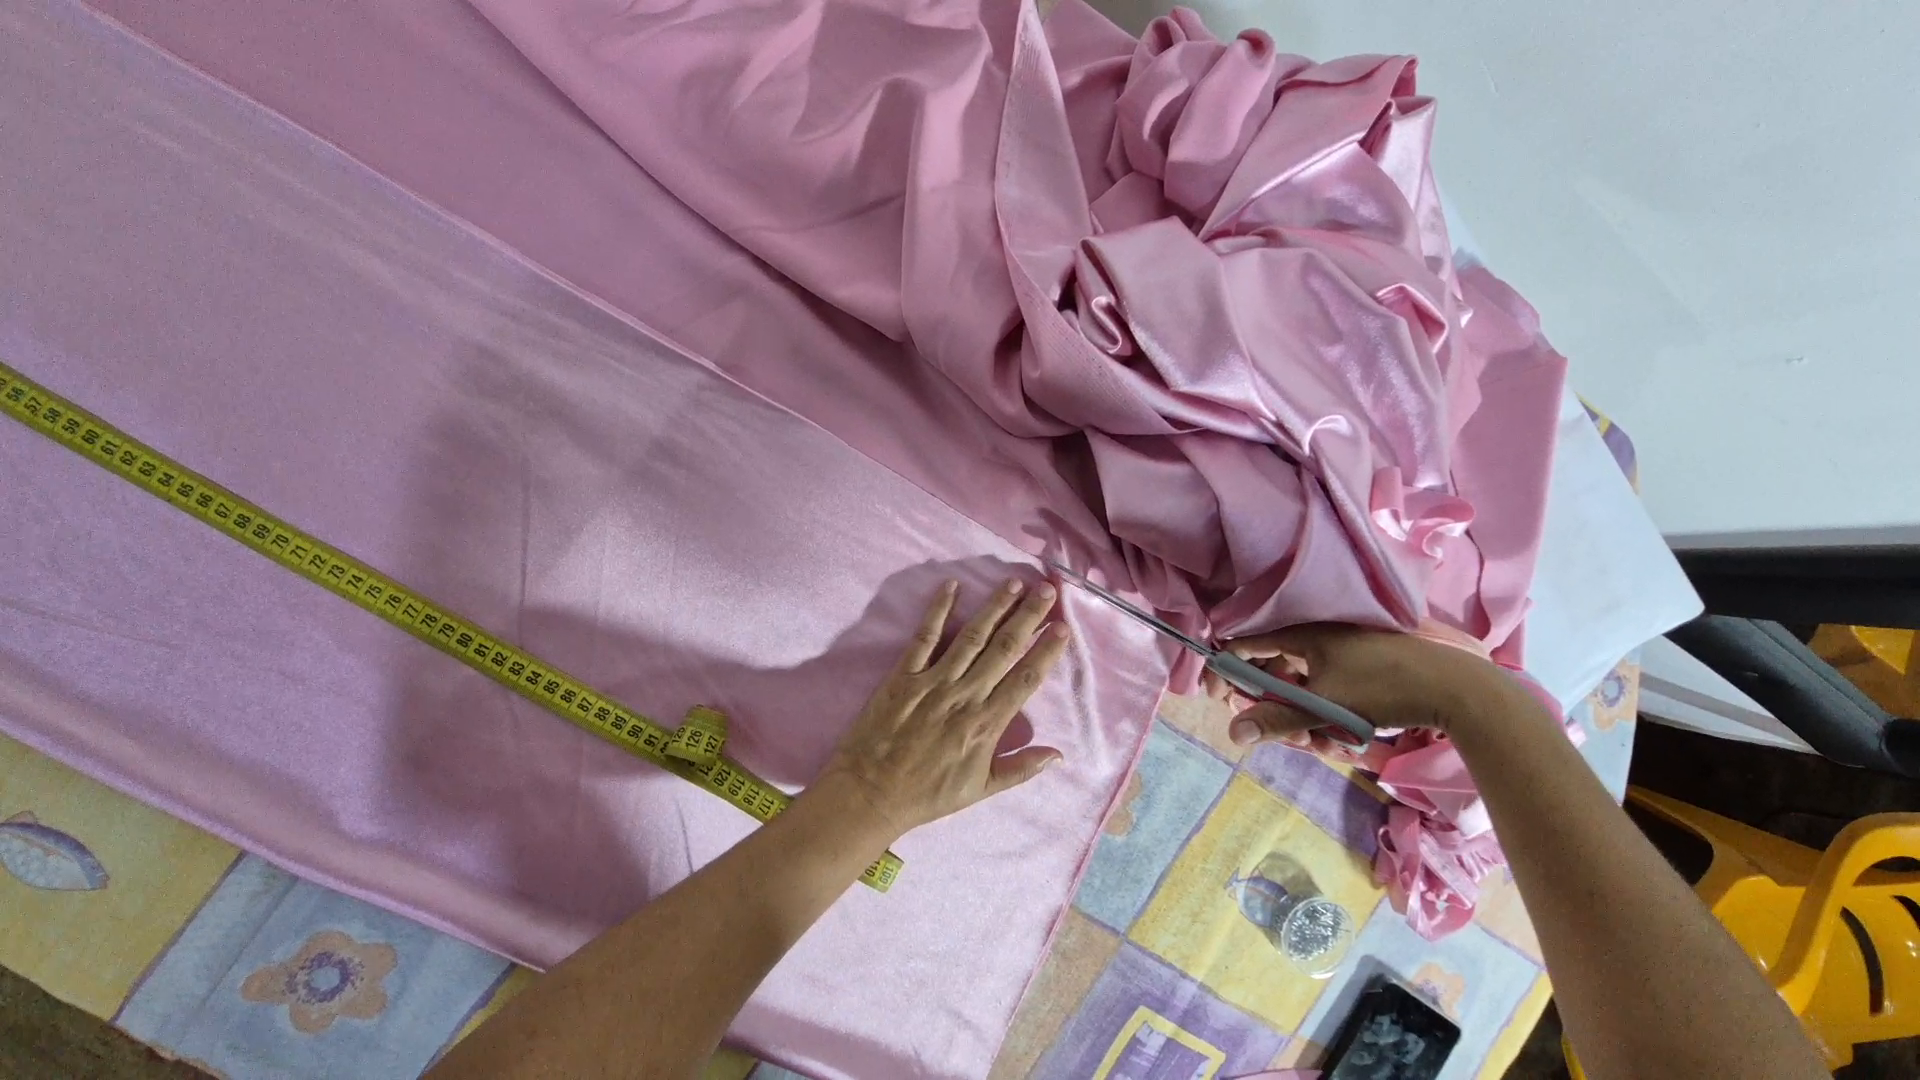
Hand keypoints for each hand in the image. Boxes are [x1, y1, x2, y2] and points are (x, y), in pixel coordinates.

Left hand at [815, 578, 1067, 839]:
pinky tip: (951, 586)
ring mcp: (933, 682)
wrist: (870, 793)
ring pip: (971, 637)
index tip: (1063, 629)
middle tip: (1047, 591)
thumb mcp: (980, 791)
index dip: (1046, 653)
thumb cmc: (927, 795)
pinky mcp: (904, 675)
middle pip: (1004, 649)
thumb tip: (1058, 754)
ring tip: (1014, 583)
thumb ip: (1020, 769)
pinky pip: (924, 637)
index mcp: (986, 725)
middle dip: (1028, 617)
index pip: (1025, 680)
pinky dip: (938, 610)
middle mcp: (965, 696)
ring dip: (994, 607)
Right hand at [1204, 623, 1534, 753]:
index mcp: (1303, 632)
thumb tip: (1232, 733)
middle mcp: (1319, 633)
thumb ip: (1276, 719)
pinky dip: (1324, 707)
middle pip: (1272, 663)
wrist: (1458, 688)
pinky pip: (1327, 681)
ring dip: (1299, 710)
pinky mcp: (1365, 661)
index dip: (1227, 670)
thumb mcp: (1324, 707)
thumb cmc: (1384, 688)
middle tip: (1274, 729)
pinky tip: (1339, 735)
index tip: (1219, 699)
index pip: (1246, 643)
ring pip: (1302, 677)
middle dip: (1267, 700)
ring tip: (1316, 741)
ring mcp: (1344, 646)